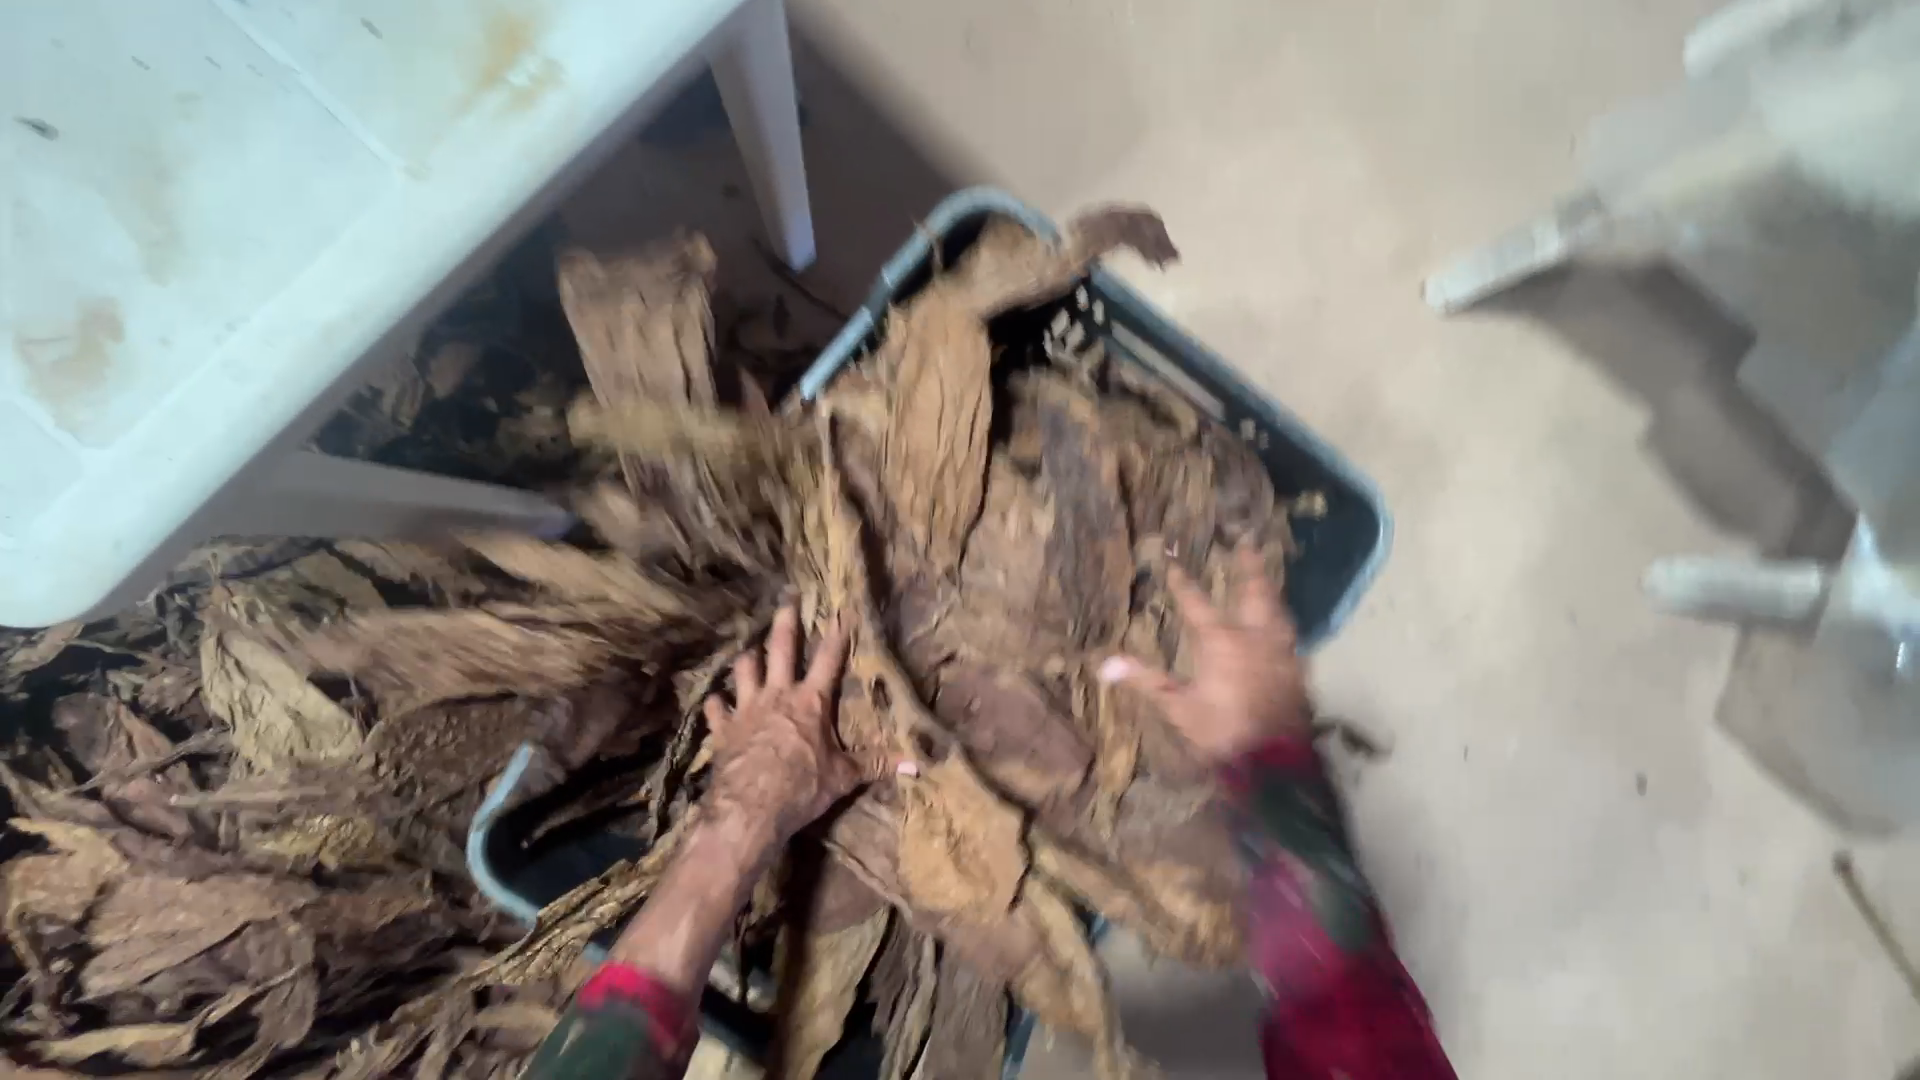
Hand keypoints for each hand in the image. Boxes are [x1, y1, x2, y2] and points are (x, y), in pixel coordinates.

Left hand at [702, 605, 861, 846]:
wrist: (750, 807)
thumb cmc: (803, 786)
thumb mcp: (844, 777)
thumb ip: (875, 763)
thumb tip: (915, 763)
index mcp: (811, 701)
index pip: (828, 658)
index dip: (836, 632)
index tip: (841, 609)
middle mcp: (778, 695)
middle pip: (780, 648)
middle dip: (785, 622)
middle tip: (786, 599)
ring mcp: (747, 709)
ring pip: (745, 670)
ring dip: (748, 658)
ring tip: (748, 648)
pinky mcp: (723, 729)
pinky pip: (716, 709)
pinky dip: (716, 704)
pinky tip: (714, 700)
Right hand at [1100, 541, 1309, 765]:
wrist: (1276, 763)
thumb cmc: (1222, 732)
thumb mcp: (1178, 707)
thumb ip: (1145, 680)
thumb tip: (1104, 665)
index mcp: (1222, 641)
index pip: (1197, 603)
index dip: (1182, 582)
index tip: (1173, 563)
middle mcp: (1256, 637)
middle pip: (1254, 591)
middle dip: (1248, 566)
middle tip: (1247, 543)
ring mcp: (1282, 653)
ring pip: (1278, 611)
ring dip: (1270, 591)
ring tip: (1266, 580)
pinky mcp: (1299, 671)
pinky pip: (1291, 635)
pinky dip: (1282, 622)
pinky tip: (1280, 627)